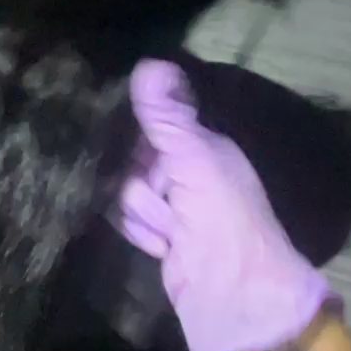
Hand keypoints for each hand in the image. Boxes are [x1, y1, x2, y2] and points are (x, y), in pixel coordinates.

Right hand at [118, 60, 331, 350]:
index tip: (137, 151)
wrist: (230, 289)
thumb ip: (167, 116)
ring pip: (120, 189)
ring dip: (141, 214)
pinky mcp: (152, 230)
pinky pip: (120, 217)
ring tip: (170, 231)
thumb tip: (149, 60)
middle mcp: (183, 169)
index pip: (148, 122)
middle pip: (126, 159)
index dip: (136, 137)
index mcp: (201, 145)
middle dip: (141, 185)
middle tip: (169, 201)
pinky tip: (162, 245)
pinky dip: (139, 232)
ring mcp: (168, 202)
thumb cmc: (223, 216)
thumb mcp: (194, 158)